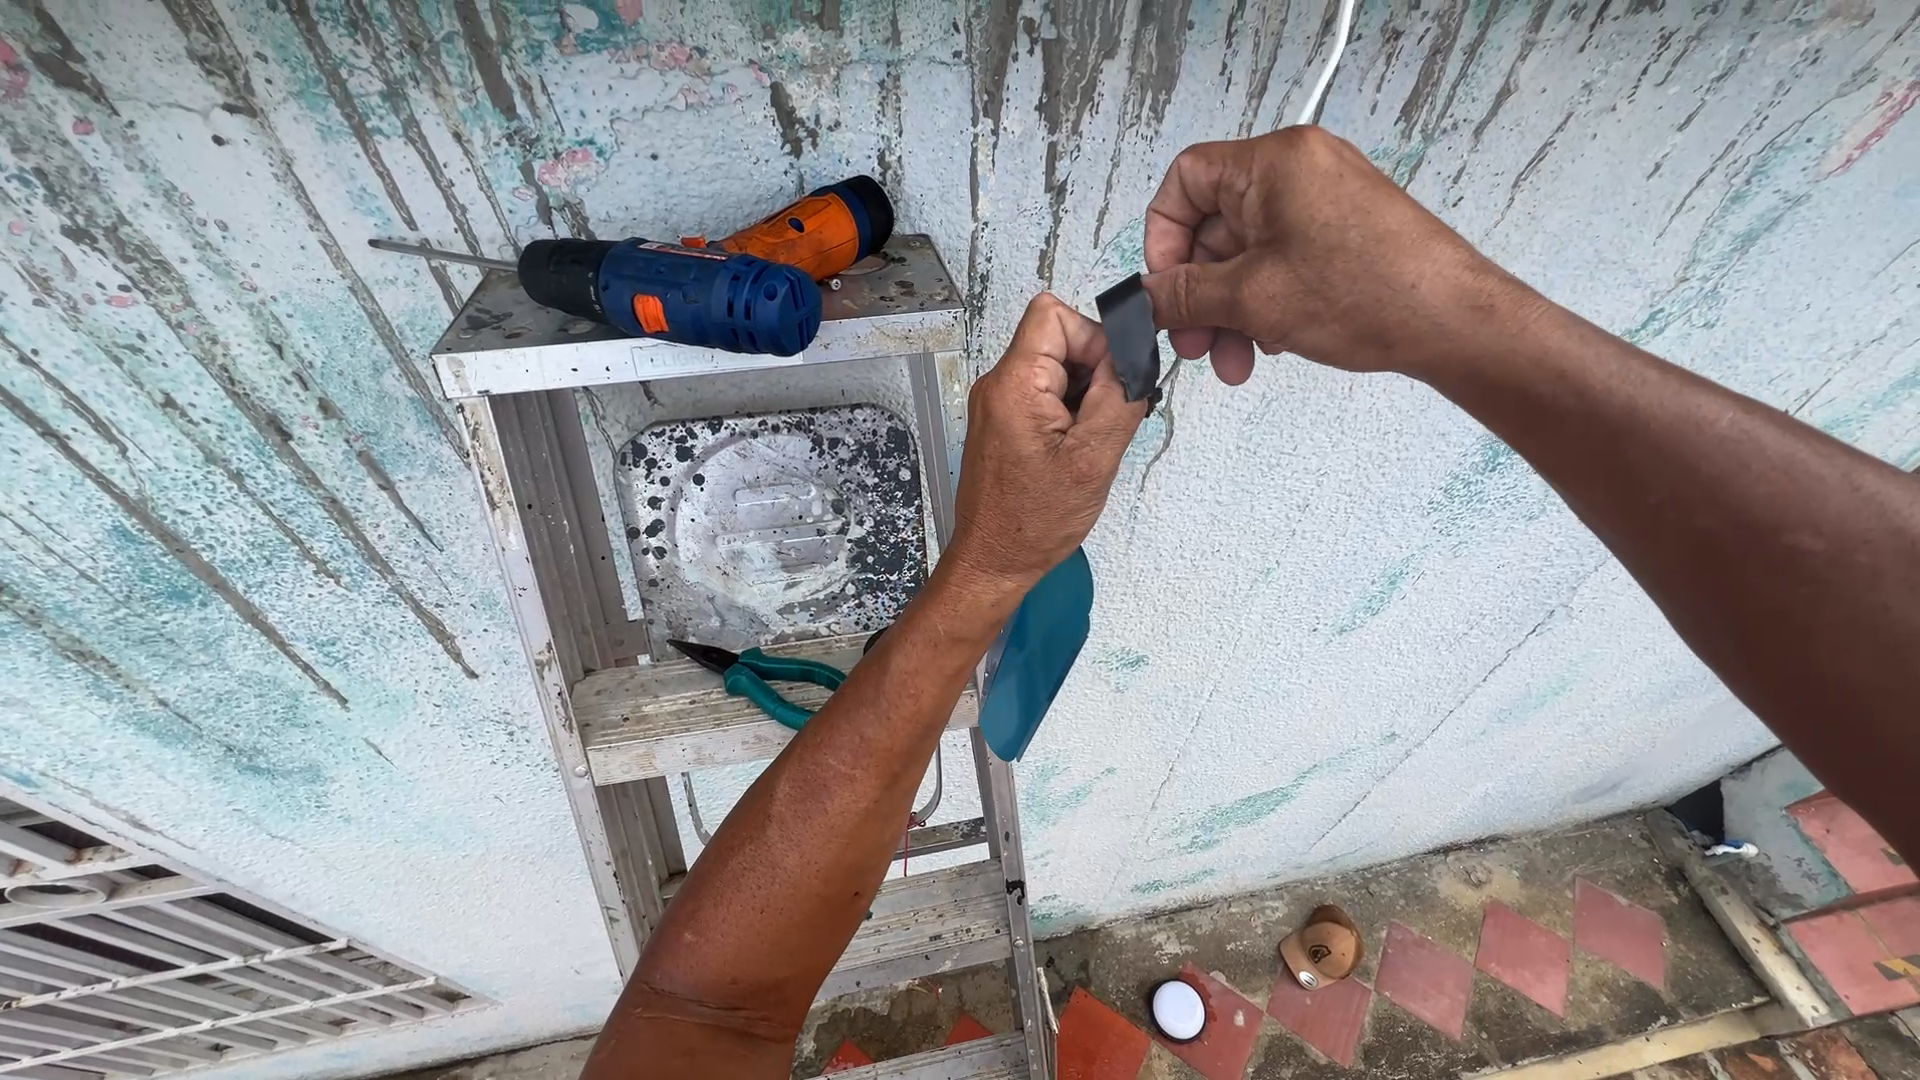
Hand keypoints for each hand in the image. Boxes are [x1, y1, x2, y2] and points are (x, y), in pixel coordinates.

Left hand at [945, 293, 1147, 589]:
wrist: (995, 561)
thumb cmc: (1032, 522)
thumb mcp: (1093, 458)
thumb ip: (1119, 395)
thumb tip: (1135, 351)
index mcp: (1014, 384)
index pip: (1055, 315)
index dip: (1094, 339)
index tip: (1111, 383)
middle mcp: (998, 385)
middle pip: (1058, 339)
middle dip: (1094, 372)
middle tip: (1102, 424)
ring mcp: (998, 404)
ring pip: (1056, 369)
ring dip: (1084, 398)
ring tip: (1087, 445)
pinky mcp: (1003, 423)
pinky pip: (1046, 396)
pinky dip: (1069, 414)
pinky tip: (1074, 451)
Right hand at [1140, 126, 1543, 382]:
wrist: (1451, 322)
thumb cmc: (1370, 292)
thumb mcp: (1251, 298)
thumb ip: (1184, 296)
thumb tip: (1143, 300)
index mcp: (1273, 164)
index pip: (1185, 181)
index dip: (1164, 238)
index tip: (1166, 288)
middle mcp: (1295, 174)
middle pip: (1212, 230)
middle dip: (1199, 295)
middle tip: (1192, 343)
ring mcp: (1316, 206)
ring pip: (1241, 259)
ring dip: (1226, 314)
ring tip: (1232, 360)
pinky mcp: (1332, 237)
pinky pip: (1272, 268)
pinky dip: (1258, 309)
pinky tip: (1265, 345)